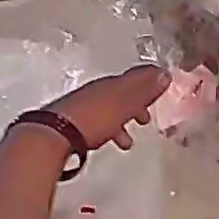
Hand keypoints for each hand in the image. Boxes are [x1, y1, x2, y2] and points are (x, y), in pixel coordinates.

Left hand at [45, 64, 169, 150]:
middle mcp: (98, 91)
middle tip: (147, 117)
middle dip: (136, 103)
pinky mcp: (73, 124)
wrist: (53, 135)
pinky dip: (107, 131)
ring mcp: (84, 107)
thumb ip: (144, 90)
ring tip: (129, 140)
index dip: (150, 80)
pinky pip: (98, 123)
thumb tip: (166, 73)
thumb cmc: (94, 118)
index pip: (136, 76)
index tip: (163, 84)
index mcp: (112, 84)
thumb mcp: (124, 104)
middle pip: (122, 93)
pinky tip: (106, 144)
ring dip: (121, 121)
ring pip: (109, 109)